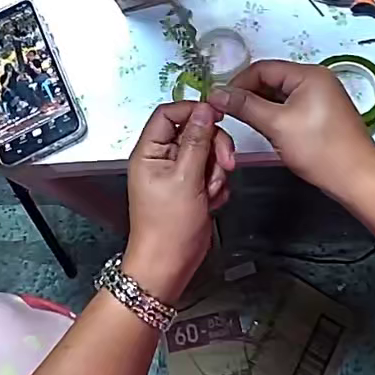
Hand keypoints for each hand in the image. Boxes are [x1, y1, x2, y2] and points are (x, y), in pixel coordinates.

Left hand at [125, 101, 234, 300]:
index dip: (194, 110)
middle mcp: (163, 158)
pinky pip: (213, 170)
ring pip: (208, 151)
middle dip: (214, 147)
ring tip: (212, 191)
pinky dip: (217, 184)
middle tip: (224, 164)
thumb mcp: (185, 178)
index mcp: (150, 152)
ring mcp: (179, 172)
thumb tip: (205, 109)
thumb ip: (197, 141)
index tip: (217, 116)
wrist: (170, 264)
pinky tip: (212, 200)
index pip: (170, 113)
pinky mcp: (193, 185)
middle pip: (196, 131)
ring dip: (217, 169)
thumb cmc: (167, 227)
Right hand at [209, 60, 374, 195]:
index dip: (238, 83)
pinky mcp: (321, 115)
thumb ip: (245, 106)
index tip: (220, 100)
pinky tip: (265, 130)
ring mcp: (321, 98)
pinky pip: (291, 108)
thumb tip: (219, 93)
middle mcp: (317, 80)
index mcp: (309, 74)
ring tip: (243, 122)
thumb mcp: (276, 124)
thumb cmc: (323, 150)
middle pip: (271, 79)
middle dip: (248, 95)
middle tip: (228, 112)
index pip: (263, 68)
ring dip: (260, 106)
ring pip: (280, 95)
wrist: (356, 178)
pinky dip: (275, 116)